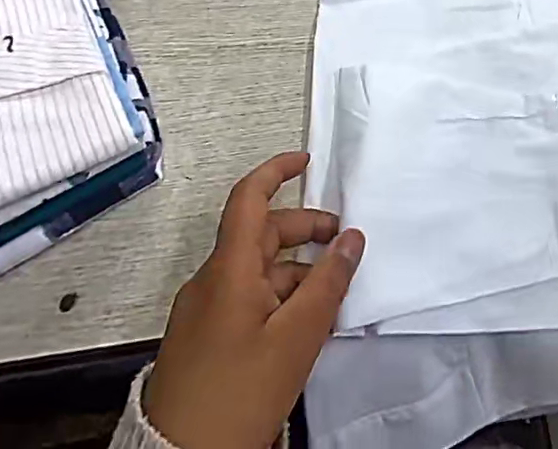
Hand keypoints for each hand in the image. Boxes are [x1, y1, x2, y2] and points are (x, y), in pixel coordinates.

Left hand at [145, 152, 364, 448]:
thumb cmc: (236, 396)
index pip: (249, 199)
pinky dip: (282, 294)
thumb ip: (330, 279)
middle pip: (262, 233)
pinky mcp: (205, 337)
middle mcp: (211, 283)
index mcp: (228, 271)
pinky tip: (306, 321)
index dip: (277, 171)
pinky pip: (249, 296)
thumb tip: (352, 238)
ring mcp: (205, 311)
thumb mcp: (298, 334)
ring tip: (331, 294)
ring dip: (298, 269)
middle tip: (343, 243)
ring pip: (260, 268)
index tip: (305, 161)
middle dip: (307, 230)